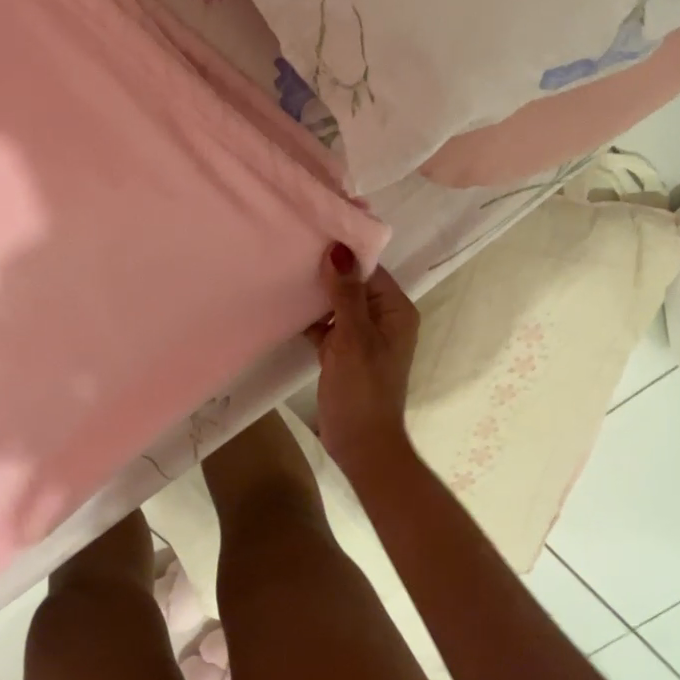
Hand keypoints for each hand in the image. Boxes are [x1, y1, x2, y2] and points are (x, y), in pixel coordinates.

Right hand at [305, 244, 418, 467]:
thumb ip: (346, 293)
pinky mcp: (343, 352)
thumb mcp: (353, 337)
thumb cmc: (362, 389)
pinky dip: (309, 319)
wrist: (361, 444)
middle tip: (290, 252)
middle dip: (325, 272)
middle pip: (352, 284)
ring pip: (336, 304)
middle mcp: (382, 318)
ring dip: (315, 296)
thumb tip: (338, 250)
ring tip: (283, 274)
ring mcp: (362, 336)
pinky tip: (284, 307)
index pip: (369, 269)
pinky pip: (326, 325)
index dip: (343, 254)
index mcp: (395, 310)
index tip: (311, 235)